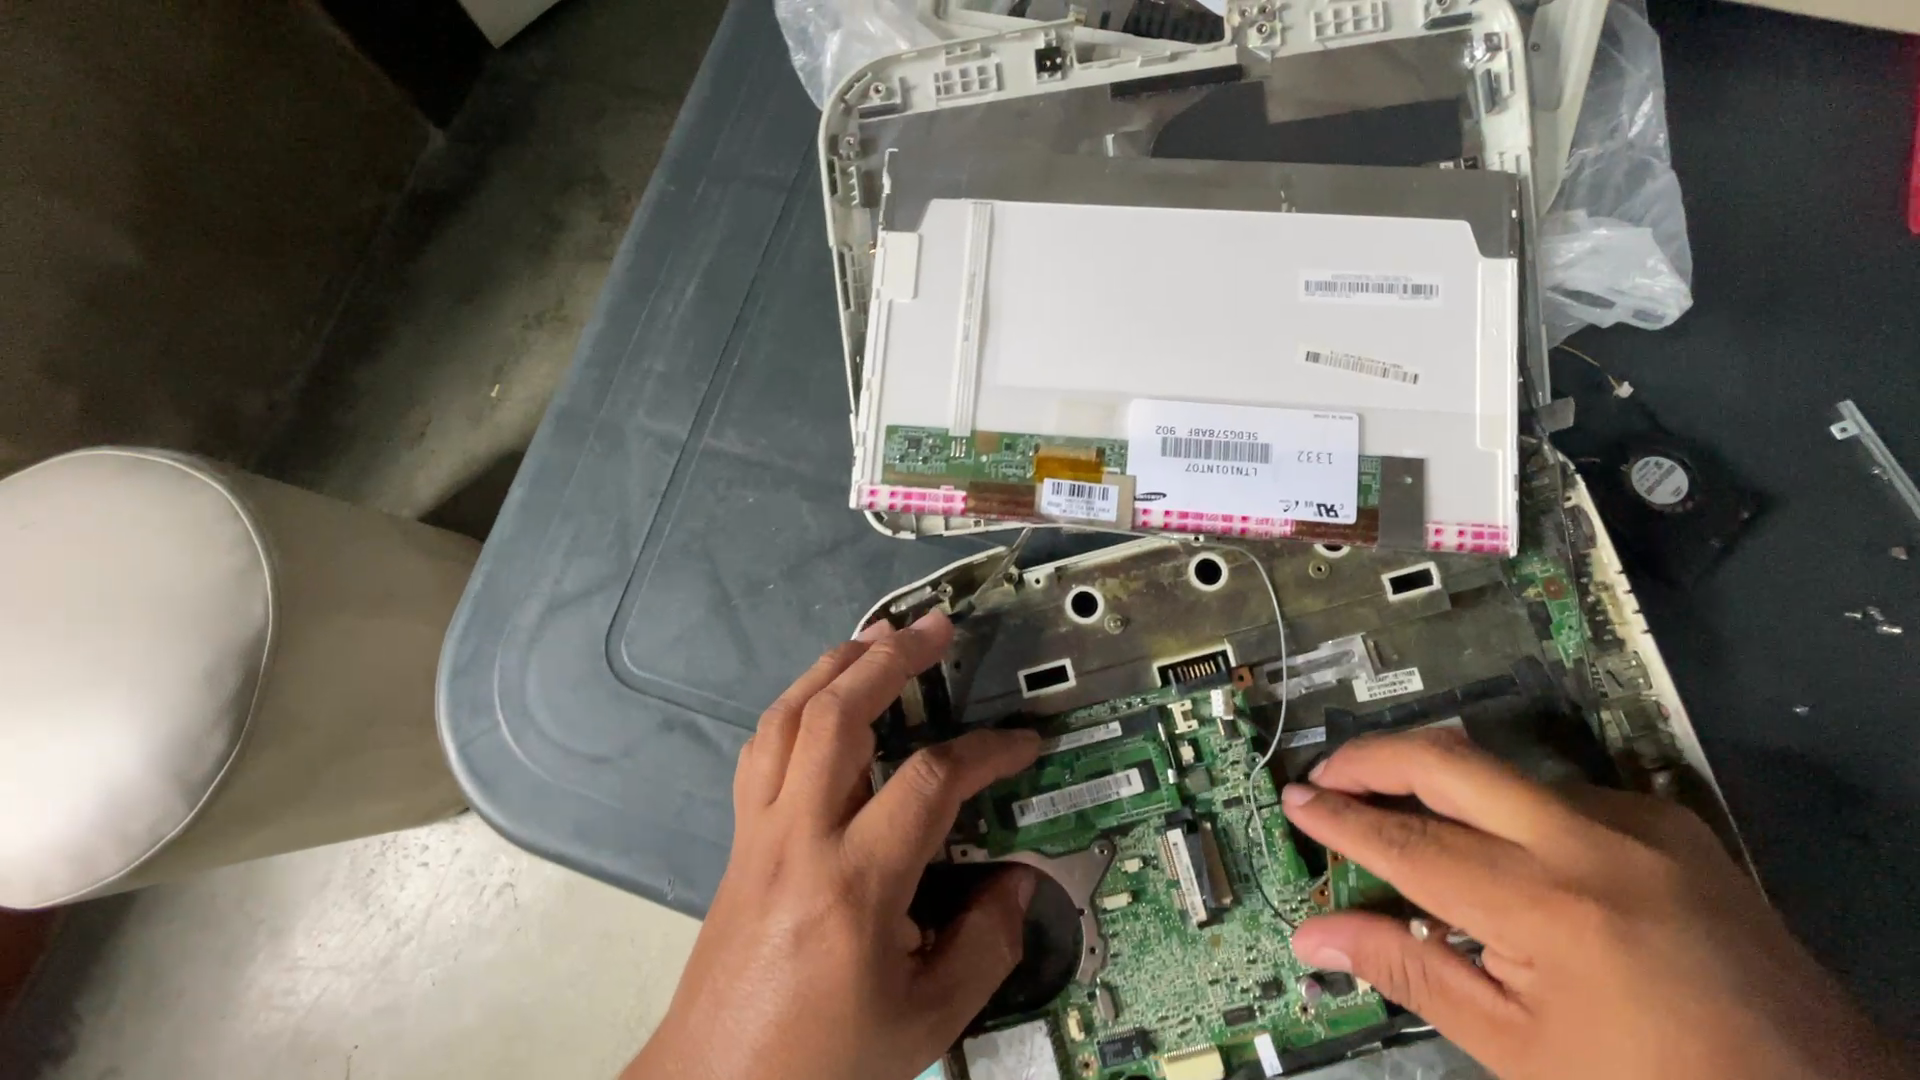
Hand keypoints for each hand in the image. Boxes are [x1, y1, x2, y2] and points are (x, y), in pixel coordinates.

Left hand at [626, 613, 1041, 1079]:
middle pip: (838, 715)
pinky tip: (821, 699)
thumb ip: (986, 944)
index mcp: (855, 883)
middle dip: (890, 659)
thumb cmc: (826, 1058)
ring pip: (788, 718)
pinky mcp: (740, 837)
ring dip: (835, 665)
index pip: (930, 782)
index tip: (1022, 744)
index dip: (985, 752)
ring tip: (876, 636)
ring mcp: (759, 831)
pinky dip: (796, 706)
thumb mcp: (929, 1021)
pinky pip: (762, 748)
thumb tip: (1018, 877)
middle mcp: (800, 837)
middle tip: (934, 627)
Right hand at [1281, 728, 1911, 1079]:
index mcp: (1548, 909)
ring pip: (1498, 767)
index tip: (1293, 801)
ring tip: (1388, 803)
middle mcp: (1589, 841)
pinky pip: (1555, 791)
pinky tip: (1497, 847)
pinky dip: (1503, 806)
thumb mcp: (1518, 1049)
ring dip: (1431, 778)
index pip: (1409, 842)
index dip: (1341, 821)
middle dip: (1370, 759)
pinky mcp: (1667, 820)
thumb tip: (1312, 935)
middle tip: (1324, 775)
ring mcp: (1636, 821)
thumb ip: (1408, 972)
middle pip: (1447, 762)